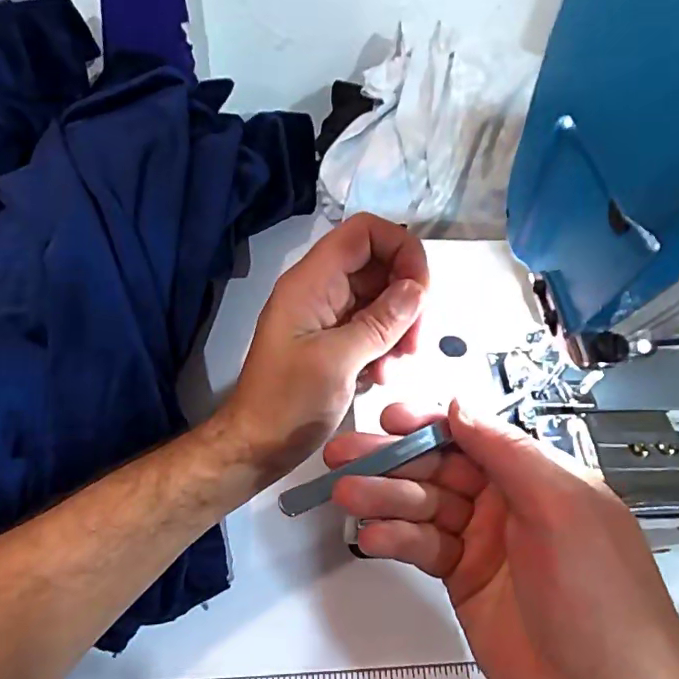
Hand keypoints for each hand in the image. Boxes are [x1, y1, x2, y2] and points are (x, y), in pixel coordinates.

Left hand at [220, 213, 429, 478]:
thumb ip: (380, 321)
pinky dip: (385, 347)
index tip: (421, 289)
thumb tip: (417, 290)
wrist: (256, 445)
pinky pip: (372, 328)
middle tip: (413, 342)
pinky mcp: (335, 342)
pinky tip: (380, 376)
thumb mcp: (337, 361)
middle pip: (379, 266)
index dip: (400, 248)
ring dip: (399, 328)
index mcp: (312, 282)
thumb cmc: (285, 404)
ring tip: (394, 365)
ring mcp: (328, 316)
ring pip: (381, 299)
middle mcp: (321, 290)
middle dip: (406, 298)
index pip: (364, 232)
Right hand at [323, 401, 678, 678]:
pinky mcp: (464, 582)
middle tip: (344, 456)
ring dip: (386, 498)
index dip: (432, 424)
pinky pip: (423, 547)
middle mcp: (511, 504)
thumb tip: (460, 405)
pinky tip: (373, 536)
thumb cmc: (603, 601)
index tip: (391, 418)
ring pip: (425, 506)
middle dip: (394, 459)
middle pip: (441, 468)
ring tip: (348, 495)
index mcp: (541, 478)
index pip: (476, 435)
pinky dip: (397, 539)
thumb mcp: (563, 510)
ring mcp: (485, 545)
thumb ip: (508, 453)